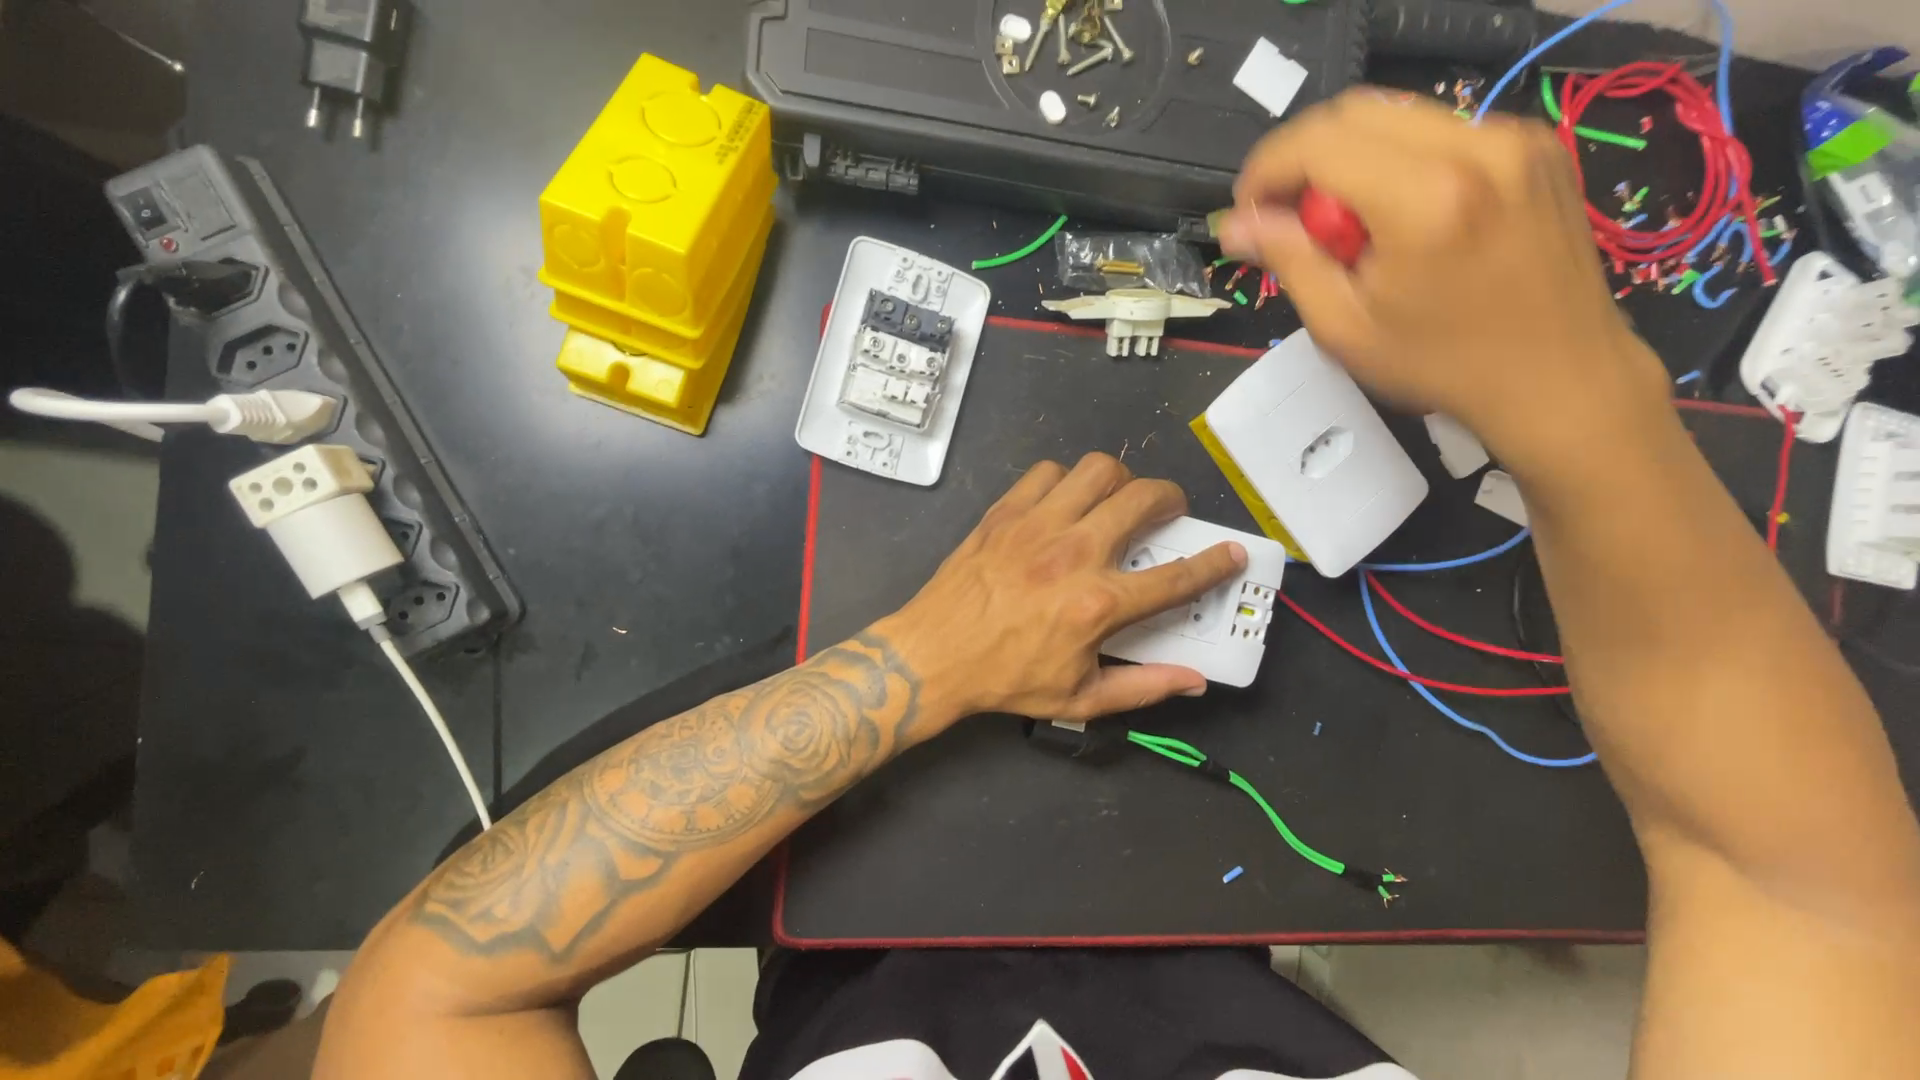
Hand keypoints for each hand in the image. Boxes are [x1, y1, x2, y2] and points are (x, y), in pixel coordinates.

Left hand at [876, 454, 1246, 722]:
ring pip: (1098, 470)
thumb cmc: (1006, 679)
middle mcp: (1075, 553)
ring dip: (1120, 479)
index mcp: (1099, 604)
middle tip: (1169, 512)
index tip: (1233, 551)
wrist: (934, 654)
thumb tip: (1194, 680)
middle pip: (1143, 499)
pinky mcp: (1005, 512)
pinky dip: (1066, 479)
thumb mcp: (1080, 698)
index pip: (1175, 578)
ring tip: (1118, 498)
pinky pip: (1047, 472)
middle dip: (1171, 498)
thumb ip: (1143, 687)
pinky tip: (1065, 501)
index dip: (1213, 563)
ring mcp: (1038, 525)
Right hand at [1215, 91, 1670, 466]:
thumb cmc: (1443, 366)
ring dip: (1349, 160)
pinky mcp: (1533, 145)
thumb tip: (1237, 225)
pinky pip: (1439, 130)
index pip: (1319, 142)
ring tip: (1343, 224)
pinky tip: (1395, 216)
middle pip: (1356, 113)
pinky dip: (1397, 162)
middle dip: (1303, 159)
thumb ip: (1289, 260)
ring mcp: (1514, 139)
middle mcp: (1476, 147)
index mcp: (1426, 198)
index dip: (1267, 169)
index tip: (1247, 211)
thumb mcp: (1345, 327)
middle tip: (1285, 216)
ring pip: (1396, 115)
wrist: (1559, 376)